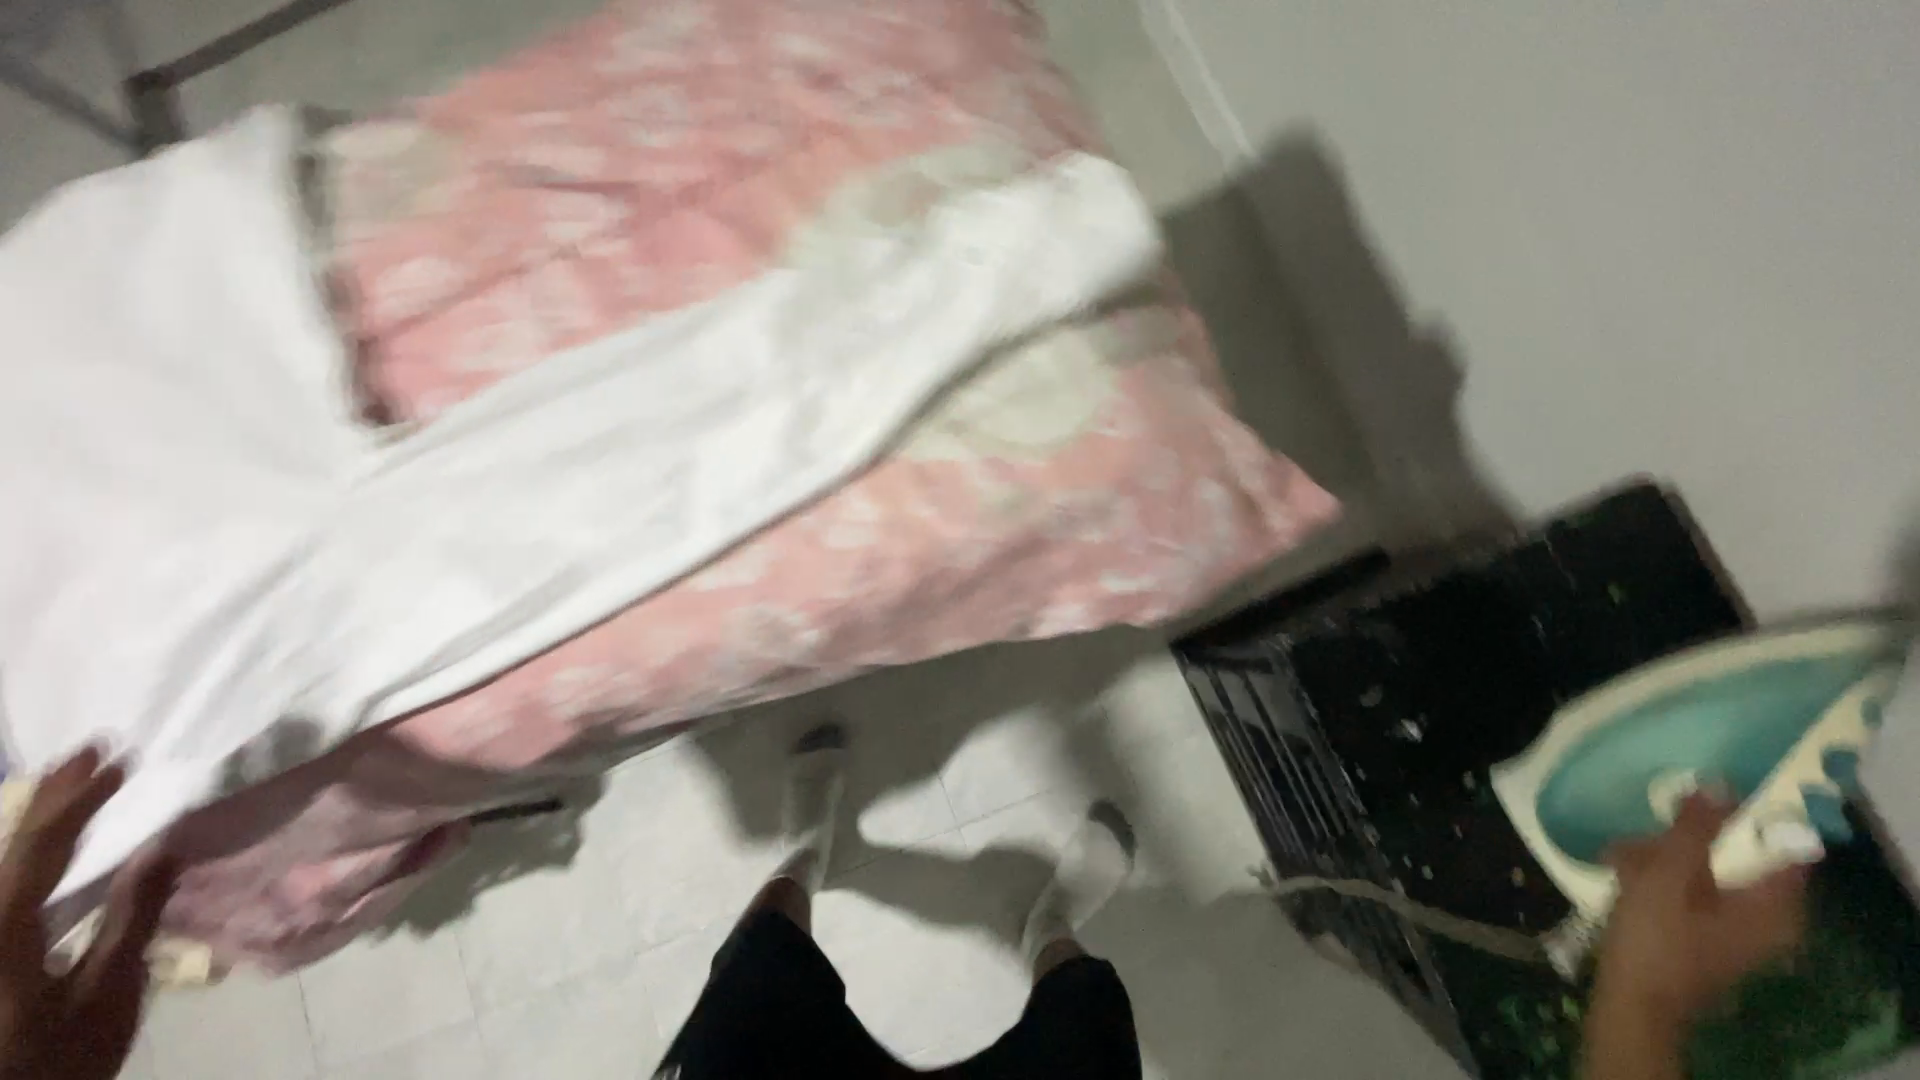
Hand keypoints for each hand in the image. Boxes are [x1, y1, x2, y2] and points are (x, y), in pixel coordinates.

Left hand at [0, 747, 175, 1079]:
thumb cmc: (57, 1060)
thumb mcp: (105, 995)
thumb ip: (130, 918)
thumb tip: (160, 846)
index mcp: (3, 936)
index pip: (40, 852)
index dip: (79, 803)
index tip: (119, 762)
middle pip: (8, 853)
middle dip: (49, 799)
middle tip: (88, 751)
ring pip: (0, 871)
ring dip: (36, 823)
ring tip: (70, 785)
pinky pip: (6, 890)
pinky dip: (30, 856)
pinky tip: (50, 845)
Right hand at [1593, 791, 1808, 1025]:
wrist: (1633, 998)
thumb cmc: (1657, 936)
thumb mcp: (1671, 874)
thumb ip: (1694, 829)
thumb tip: (1719, 783)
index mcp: (1774, 907)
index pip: (1783, 849)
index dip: (1752, 818)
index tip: (1708, 797)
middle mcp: (1766, 919)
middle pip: (1735, 858)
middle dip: (1683, 840)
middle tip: (1644, 833)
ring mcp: (1734, 930)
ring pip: (1705, 873)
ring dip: (1660, 857)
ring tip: (1618, 854)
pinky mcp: (1704, 935)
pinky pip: (1690, 893)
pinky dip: (1658, 879)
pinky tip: (1620, 873)